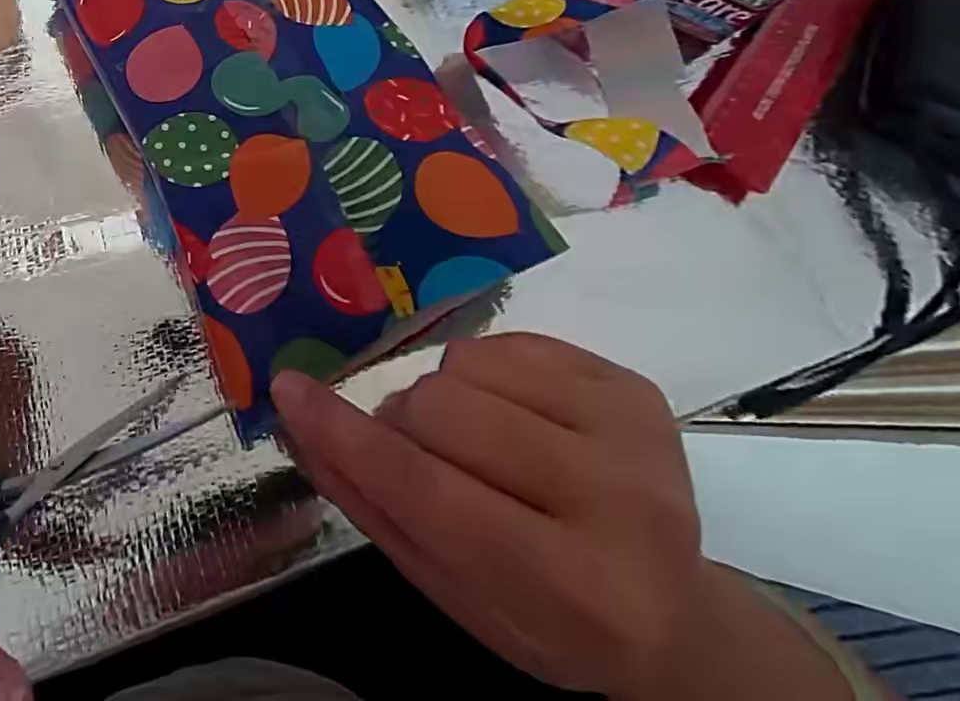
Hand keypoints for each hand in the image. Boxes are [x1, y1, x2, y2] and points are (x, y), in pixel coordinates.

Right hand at [273, 332, 857, 700]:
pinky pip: (509, 341)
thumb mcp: (451, 590)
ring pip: (469, 363)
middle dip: (405, 423)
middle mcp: (613, 497)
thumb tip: (302, 421)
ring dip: (446, 396)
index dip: (346, 437)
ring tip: (479, 440)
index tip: (290, 390)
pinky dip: (485, 372)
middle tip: (421, 453)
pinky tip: (515, 415)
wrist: (669, 607)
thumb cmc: (545, 619)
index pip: (427, 492)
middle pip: (442, 409)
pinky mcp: (632, 385)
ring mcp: (630, 429)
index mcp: (567, 584)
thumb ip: (374, 506)